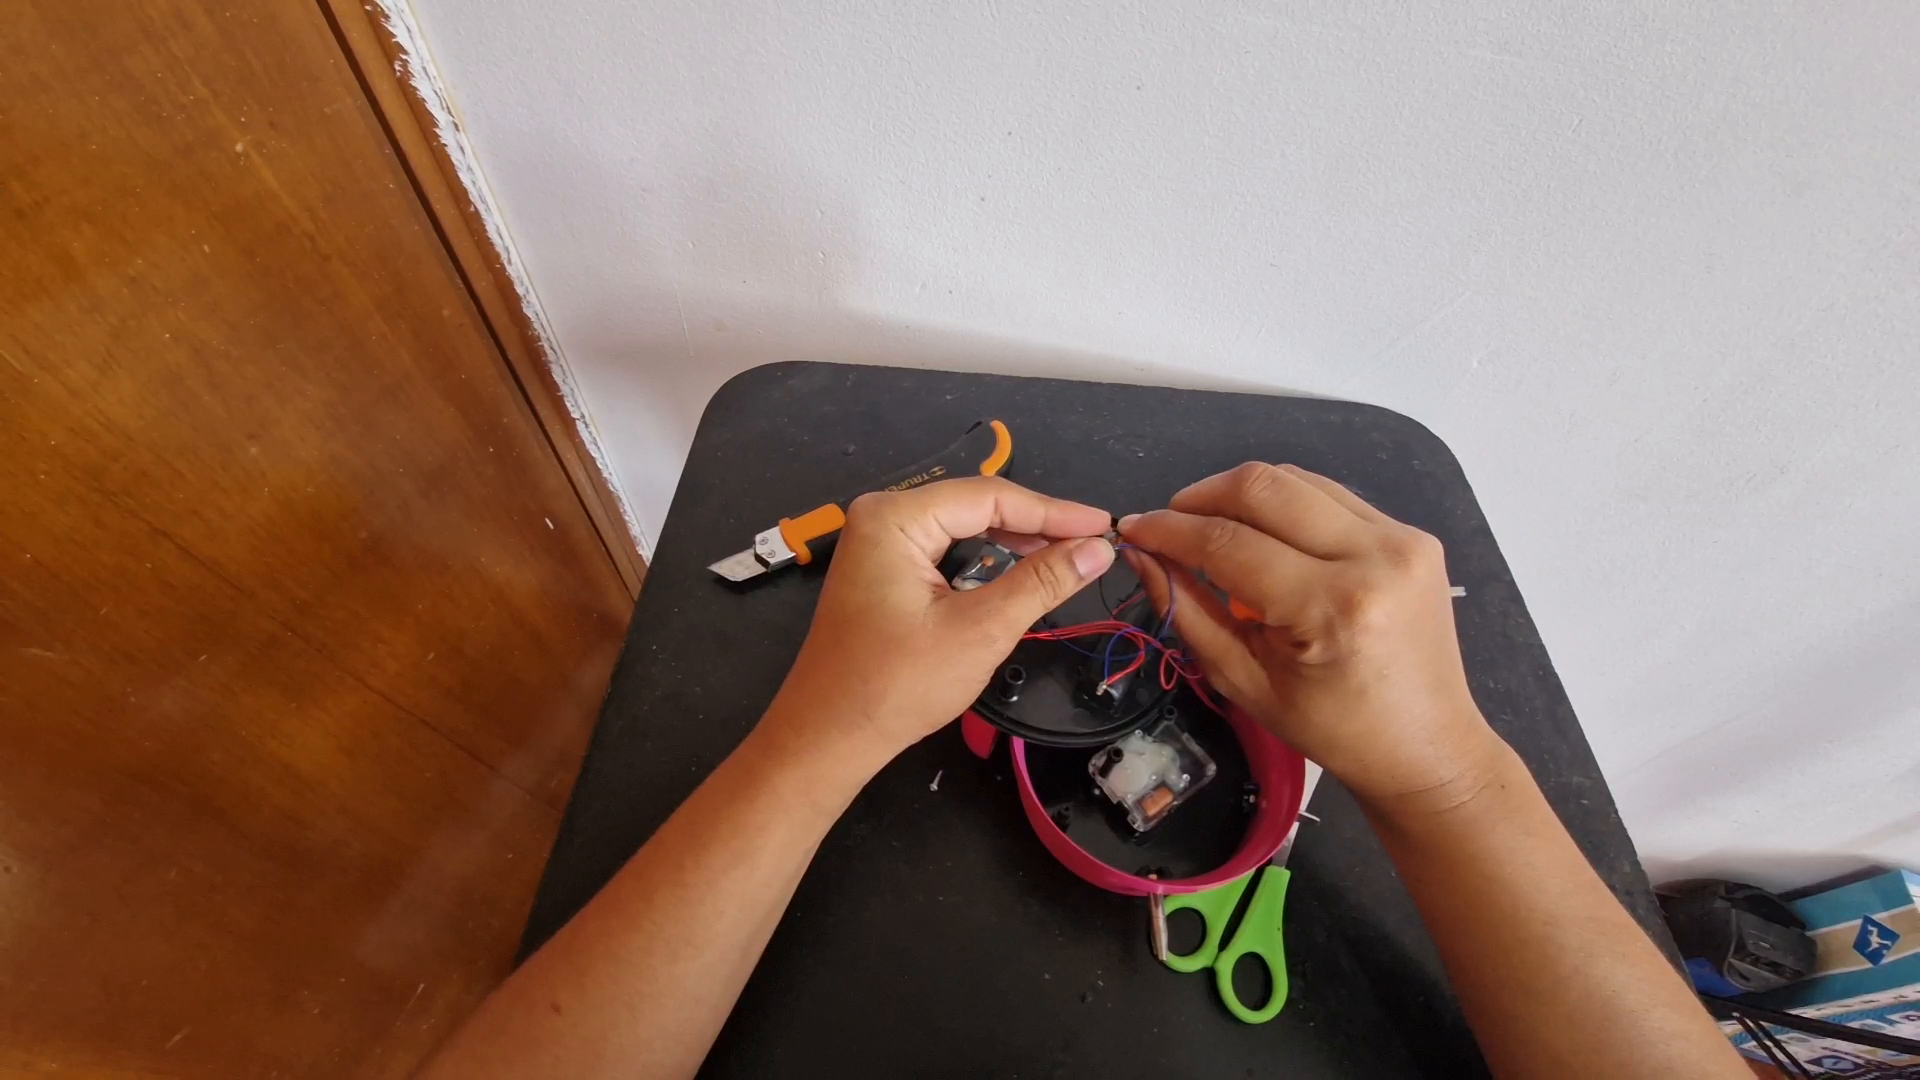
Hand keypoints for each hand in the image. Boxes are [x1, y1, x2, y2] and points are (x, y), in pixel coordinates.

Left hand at [763, 476, 1114, 766]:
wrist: (828, 738)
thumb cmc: (898, 685)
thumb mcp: (980, 630)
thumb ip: (1042, 582)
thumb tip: (1099, 548)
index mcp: (895, 517)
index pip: (990, 497)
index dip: (1054, 511)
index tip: (1104, 526)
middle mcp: (882, 517)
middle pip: (975, 506)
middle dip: (1035, 525)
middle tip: (1092, 542)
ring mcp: (878, 543)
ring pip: (961, 527)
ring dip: (1013, 541)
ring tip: (1065, 555)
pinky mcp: (882, 570)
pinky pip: (944, 550)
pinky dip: (984, 560)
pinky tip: (1017, 570)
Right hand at [1119, 463, 1501, 814]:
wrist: (1427, 745)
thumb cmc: (1328, 727)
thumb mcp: (1241, 679)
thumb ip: (1186, 609)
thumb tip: (1141, 553)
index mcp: (1329, 608)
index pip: (1227, 543)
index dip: (1168, 530)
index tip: (1132, 528)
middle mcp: (1372, 557)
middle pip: (1262, 487)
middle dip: (1200, 496)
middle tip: (1168, 522)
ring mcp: (1401, 538)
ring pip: (1294, 480)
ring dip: (1237, 495)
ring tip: (1208, 527)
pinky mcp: (1411, 534)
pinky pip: (1325, 494)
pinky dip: (1280, 505)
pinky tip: (1261, 534)